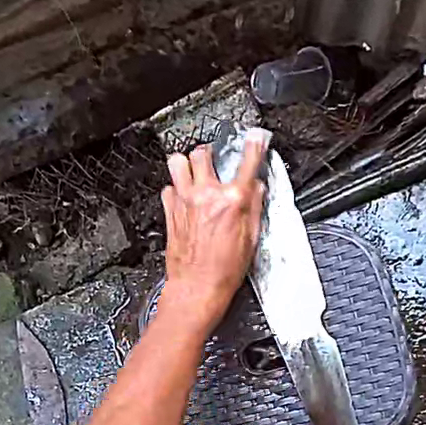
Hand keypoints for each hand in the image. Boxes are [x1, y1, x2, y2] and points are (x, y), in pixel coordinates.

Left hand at [161, 128, 269, 317]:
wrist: (197, 288)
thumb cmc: (223, 270)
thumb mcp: (251, 239)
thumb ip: (254, 208)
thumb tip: (257, 189)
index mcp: (233, 200)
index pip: (247, 162)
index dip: (254, 145)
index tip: (255, 136)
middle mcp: (206, 195)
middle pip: (202, 153)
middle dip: (209, 153)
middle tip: (214, 161)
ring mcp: (185, 201)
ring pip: (177, 162)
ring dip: (186, 164)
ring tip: (194, 172)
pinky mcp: (170, 212)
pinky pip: (168, 187)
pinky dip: (176, 188)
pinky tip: (184, 197)